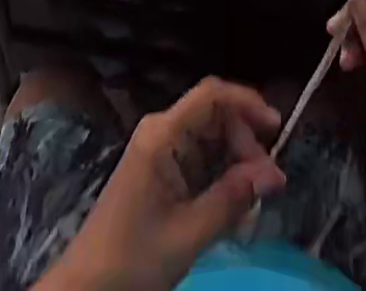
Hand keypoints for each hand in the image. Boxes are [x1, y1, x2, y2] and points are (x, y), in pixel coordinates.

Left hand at [35, 78, 286, 290]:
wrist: (87, 288)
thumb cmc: (133, 258)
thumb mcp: (189, 233)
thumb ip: (232, 199)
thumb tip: (276, 174)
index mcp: (162, 134)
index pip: (211, 95)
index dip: (247, 102)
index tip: (278, 128)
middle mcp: (162, 133)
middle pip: (216, 117)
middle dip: (246, 144)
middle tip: (267, 186)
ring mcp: (162, 152)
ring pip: (213, 142)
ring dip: (236, 166)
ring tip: (250, 207)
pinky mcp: (163, 174)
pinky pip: (202, 164)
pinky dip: (222, 182)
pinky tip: (233, 214)